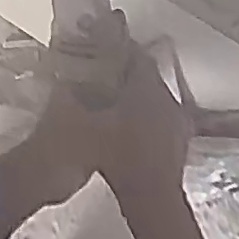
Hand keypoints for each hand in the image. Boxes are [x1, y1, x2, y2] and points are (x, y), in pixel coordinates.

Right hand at [0, 38, 191, 211]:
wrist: (150, 198)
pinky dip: (144, 110)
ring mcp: (177, 120)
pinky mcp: (179, 140)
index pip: (135, 54)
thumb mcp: (82, 124)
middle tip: (102, 67)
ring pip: (154, 93)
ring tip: (111, 93)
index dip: (117, 44)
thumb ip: (69, 99)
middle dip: (125, 67)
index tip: (101, 40)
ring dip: (135, 90)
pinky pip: (160, 113)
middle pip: (145, 72)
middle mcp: (166, 98)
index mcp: (146, 87)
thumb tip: (59, 81)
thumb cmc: (116, 156)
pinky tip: (126, 121)